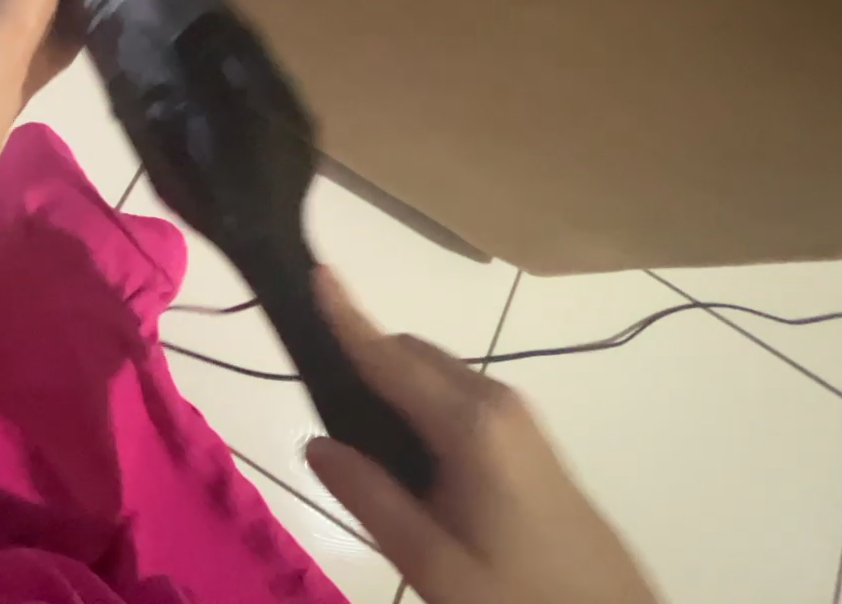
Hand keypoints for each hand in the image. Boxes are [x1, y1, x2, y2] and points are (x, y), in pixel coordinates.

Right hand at [305, 269, 660, 603]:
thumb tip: (314, 442)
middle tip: (320, 401)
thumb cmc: (526, 601)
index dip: (346, 315)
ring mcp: (517, 416)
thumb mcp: (437, 568)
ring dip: (389, 378)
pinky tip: (408, 454)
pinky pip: (453, 392)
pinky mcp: (526, 436)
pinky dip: (416, 398)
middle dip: (361, 355)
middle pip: (408, 352)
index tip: (315, 272)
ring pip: (431, 371)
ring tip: (359, 436)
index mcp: (469, 424)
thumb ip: (370, 498)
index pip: (388, 356)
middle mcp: (494, 400)